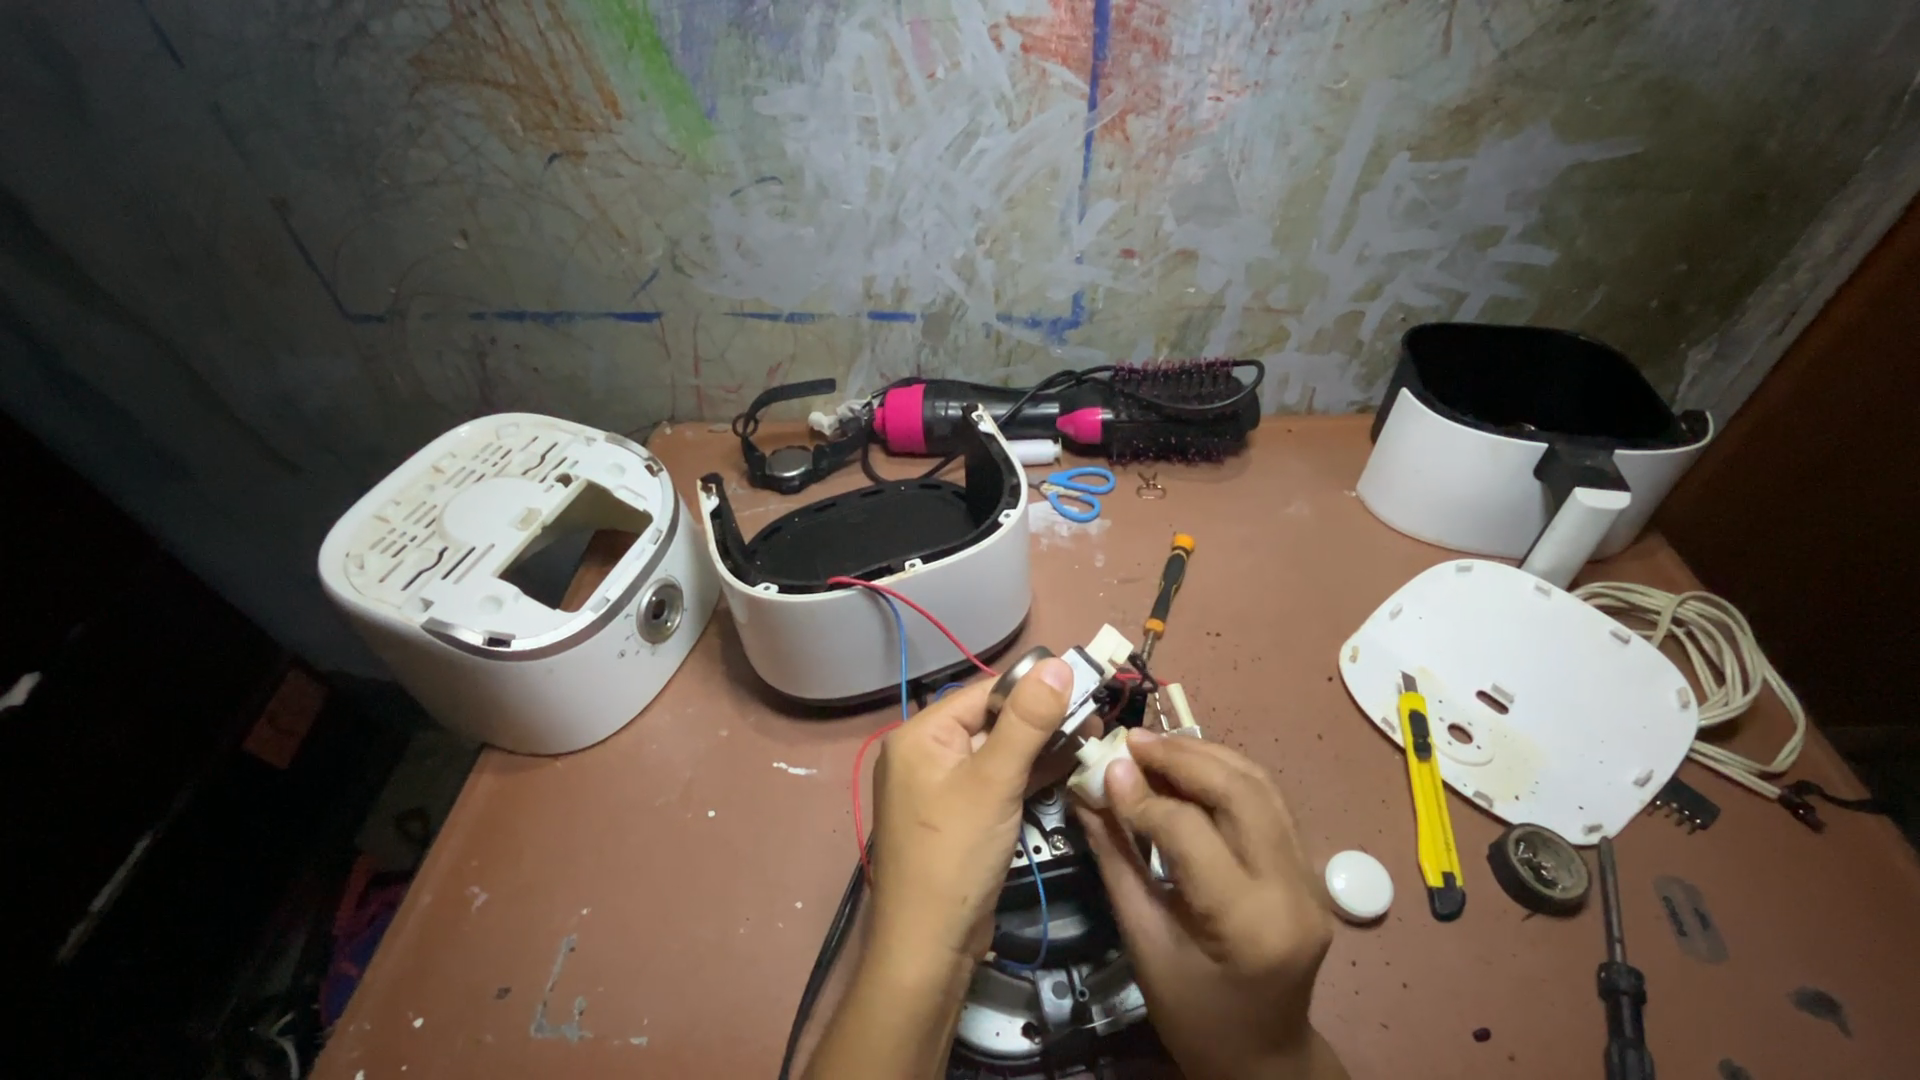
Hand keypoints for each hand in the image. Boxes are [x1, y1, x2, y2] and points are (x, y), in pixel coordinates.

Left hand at [868, 658, 1076, 968]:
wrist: (929, 945)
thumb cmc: (955, 854)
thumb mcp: (994, 781)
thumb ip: (1027, 721)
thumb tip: (1058, 664)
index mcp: (920, 734)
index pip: (983, 693)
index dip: (1033, 686)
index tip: (1083, 681)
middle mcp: (925, 753)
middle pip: (991, 721)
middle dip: (1041, 718)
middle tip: (1094, 712)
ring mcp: (941, 787)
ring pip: (997, 752)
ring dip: (1040, 745)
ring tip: (1090, 733)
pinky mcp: (959, 815)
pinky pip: (996, 780)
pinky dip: (1027, 773)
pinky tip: (1066, 764)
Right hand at [1075, 729, 1344, 1079]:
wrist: (1263, 1058)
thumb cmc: (1193, 1014)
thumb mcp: (1143, 941)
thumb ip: (1116, 858)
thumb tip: (1089, 791)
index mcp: (1249, 923)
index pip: (1190, 831)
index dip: (1141, 795)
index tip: (1104, 769)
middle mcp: (1293, 891)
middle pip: (1240, 792)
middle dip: (1182, 756)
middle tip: (1132, 740)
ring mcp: (1310, 879)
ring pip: (1262, 786)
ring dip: (1207, 756)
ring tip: (1155, 745)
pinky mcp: (1309, 870)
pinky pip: (1269, 803)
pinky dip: (1226, 775)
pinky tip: (1189, 769)